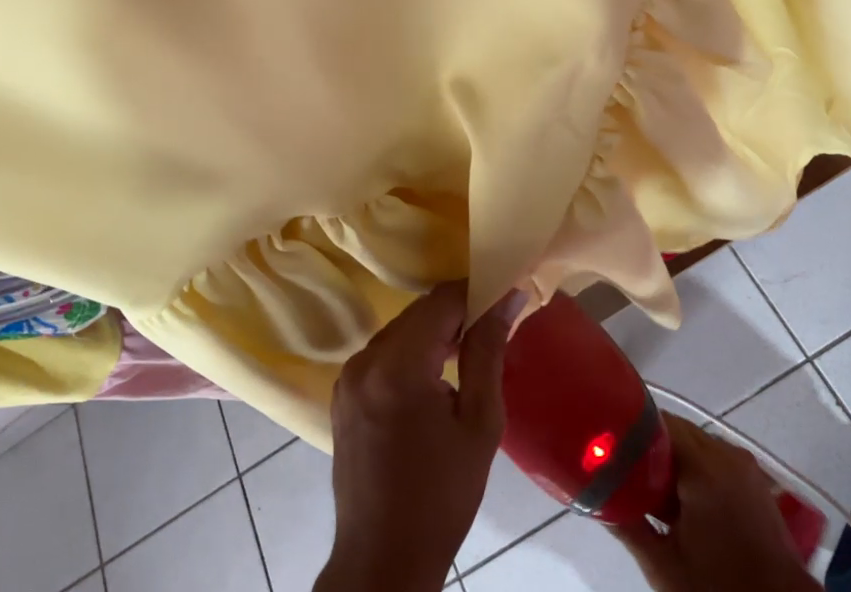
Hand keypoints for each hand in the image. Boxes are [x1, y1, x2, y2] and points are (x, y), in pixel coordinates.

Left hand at [314, 281, 526, 591]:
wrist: (385, 557)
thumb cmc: (443, 494)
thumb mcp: (480, 421)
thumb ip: (487, 352)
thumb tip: (508, 298)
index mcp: (396, 367)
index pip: (441, 301)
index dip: (477, 294)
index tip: (507, 299)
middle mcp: (363, 362)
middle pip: (417, 313)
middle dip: (457, 313)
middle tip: (495, 328)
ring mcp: (347, 379)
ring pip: (399, 331)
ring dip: (434, 333)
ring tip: (470, 354)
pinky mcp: (342, 396)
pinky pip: (382, 355)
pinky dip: (411, 353)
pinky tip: (435, 377)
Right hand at [610, 416, 820, 591]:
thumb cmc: (719, 587)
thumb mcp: (663, 565)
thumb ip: (627, 526)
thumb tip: (596, 499)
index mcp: (705, 467)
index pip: (659, 424)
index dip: (629, 432)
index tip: (605, 447)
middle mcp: (728, 455)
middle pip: (677, 431)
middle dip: (648, 448)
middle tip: (620, 472)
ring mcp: (746, 466)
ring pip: (696, 444)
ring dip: (671, 459)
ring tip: (647, 490)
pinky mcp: (755, 480)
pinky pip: (715, 459)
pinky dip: (694, 469)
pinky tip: (678, 500)